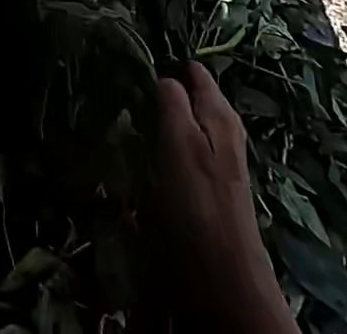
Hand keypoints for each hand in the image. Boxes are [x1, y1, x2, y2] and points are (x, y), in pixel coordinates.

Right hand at [150, 61, 295, 333]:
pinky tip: (142, 161)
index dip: (162, 66)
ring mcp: (216, 156)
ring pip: (180, 122)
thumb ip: (172, 102)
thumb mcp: (180, 143)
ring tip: (127, 130)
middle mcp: (221, 127)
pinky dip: (161, 146)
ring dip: (156, 122)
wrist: (222, 279)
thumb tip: (162, 74)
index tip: (128, 73)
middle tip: (123, 105)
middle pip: (185, 95)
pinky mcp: (206, 182)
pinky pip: (179, 148)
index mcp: (218, 111)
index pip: (190, 70)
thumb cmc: (197, 205)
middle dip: (156, 95)